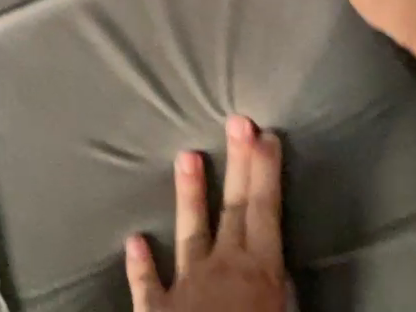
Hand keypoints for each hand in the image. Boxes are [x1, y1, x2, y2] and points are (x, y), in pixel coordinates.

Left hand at [125, 115, 290, 311]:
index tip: (266, 134)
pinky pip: (147, 285)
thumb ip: (282, 299)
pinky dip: (139, 264)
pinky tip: (133, 240)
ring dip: (190, 195)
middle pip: (234, 208)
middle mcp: (222, 269)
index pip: (266, 211)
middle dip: (239, 163)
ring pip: (190, 233)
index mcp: (258, 272)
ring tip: (186, 155)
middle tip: (238, 120)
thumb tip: (283, 277)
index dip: (266, 171)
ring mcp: (185, 287)